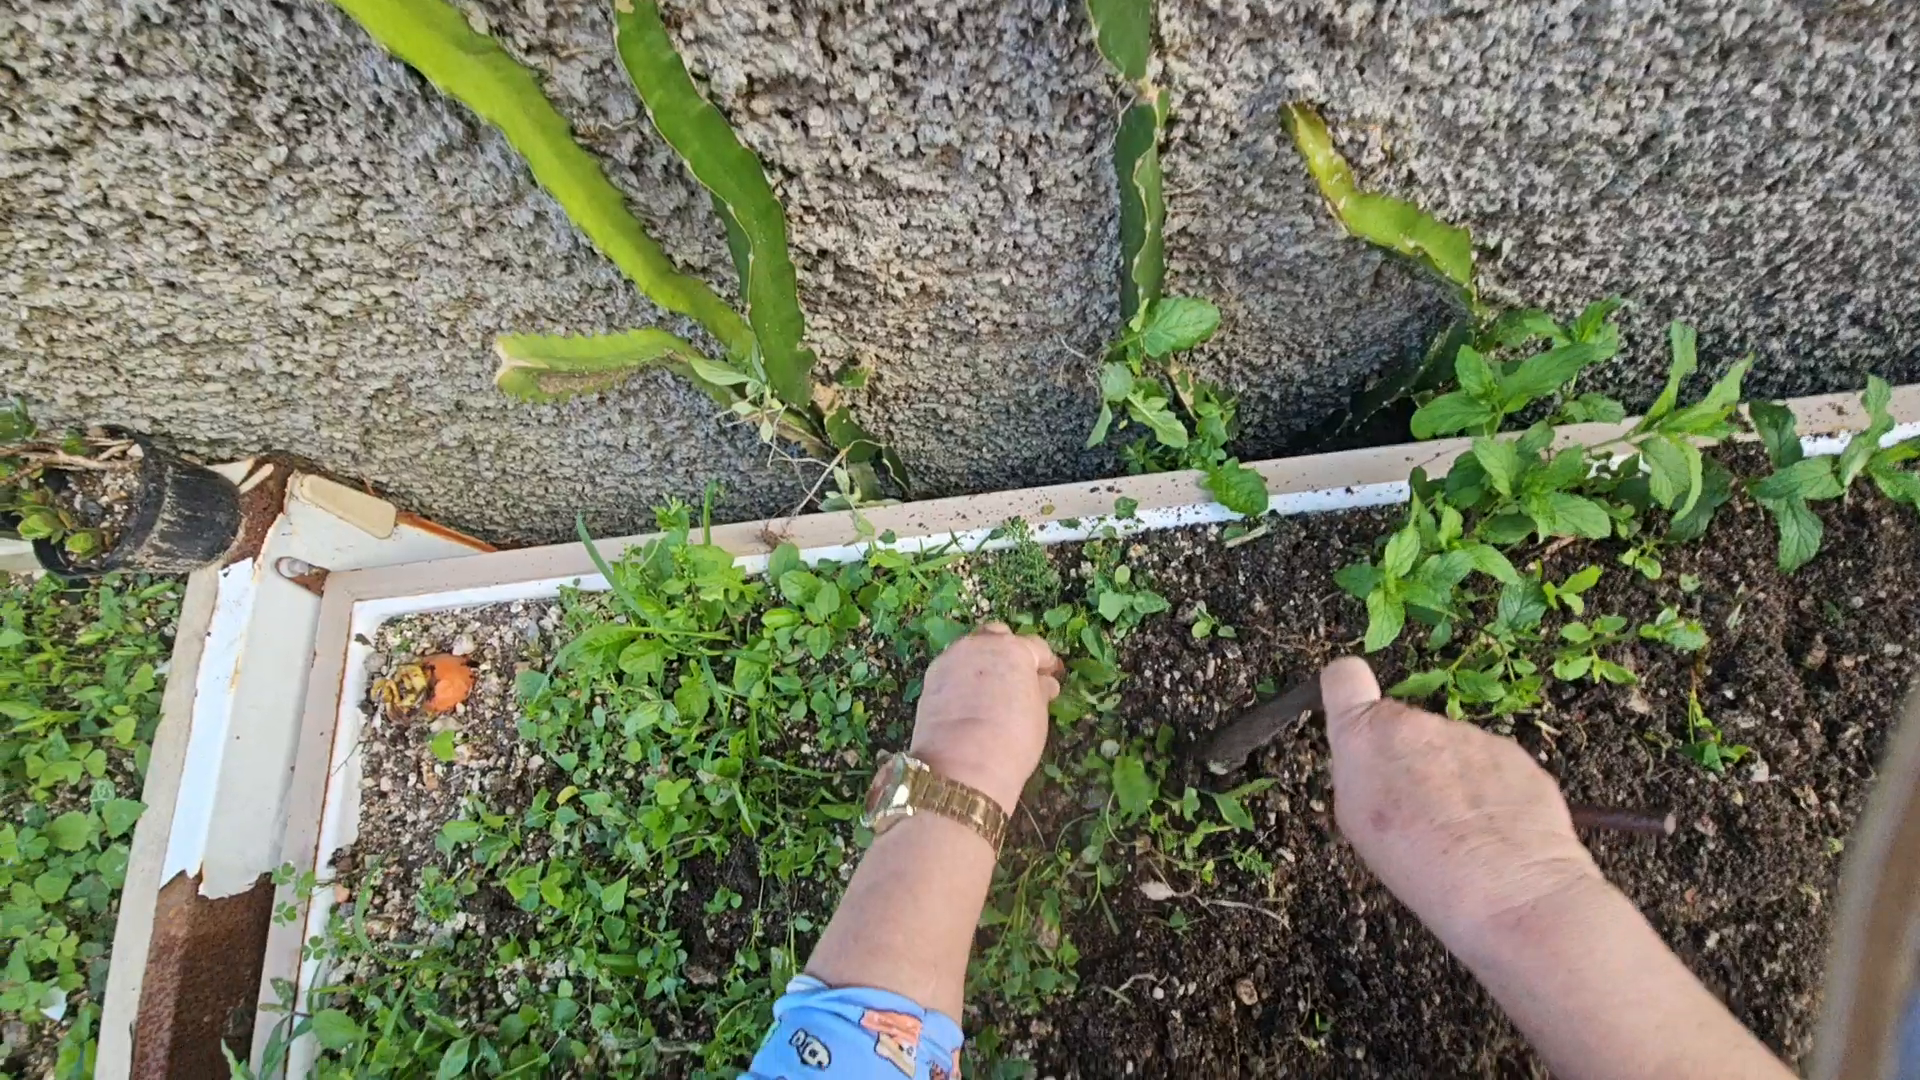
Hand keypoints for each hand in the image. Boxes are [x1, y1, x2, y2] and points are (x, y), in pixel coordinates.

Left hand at [910, 623, 1062, 811]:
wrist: (961, 762)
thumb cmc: (1012, 739)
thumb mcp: (1038, 715)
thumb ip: (1040, 690)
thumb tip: (1043, 682)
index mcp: (1014, 650)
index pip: (1036, 646)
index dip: (1045, 661)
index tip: (1050, 674)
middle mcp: (981, 644)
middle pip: (999, 636)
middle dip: (1010, 651)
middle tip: (1018, 676)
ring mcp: (953, 657)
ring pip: (972, 648)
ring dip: (983, 660)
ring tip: (991, 687)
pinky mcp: (931, 674)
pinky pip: (953, 667)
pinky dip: (962, 675)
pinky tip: (967, 697)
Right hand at [1321, 657, 1603, 952]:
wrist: (1512, 892)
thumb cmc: (1417, 862)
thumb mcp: (1355, 819)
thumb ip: (1358, 771)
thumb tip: (1374, 759)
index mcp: (1364, 734)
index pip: (1343, 675)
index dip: (1346, 691)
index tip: (1355, 719)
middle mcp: (1414, 722)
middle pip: (1400, 724)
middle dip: (1404, 755)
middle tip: (1415, 806)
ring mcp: (1468, 734)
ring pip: (1447, 747)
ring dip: (1448, 775)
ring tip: (1461, 828)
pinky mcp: (1515, 754)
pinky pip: (1489, 765)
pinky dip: (1488, 790)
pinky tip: (1494, 829)